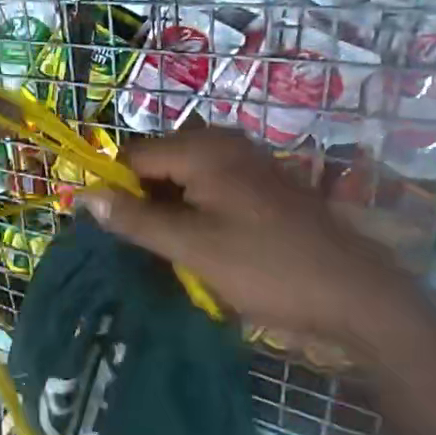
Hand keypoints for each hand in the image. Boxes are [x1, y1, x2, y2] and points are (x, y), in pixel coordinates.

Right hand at [77, 128, 409, 346]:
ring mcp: (249, 163)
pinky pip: (214, 188)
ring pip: (188, 178)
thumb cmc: (267, 267)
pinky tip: (203, 247)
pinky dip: (199, 213)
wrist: (351, 290)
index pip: (134, 154)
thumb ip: (136, 219)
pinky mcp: (264, 185)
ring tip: (171, 253)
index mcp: (204, 148)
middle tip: (144, 247)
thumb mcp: (193, 247)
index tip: (109, 231)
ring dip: (172, 211)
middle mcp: (226, 144)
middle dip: (145, 200)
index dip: (114, 188)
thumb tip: (83, 194)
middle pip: (162, 162)